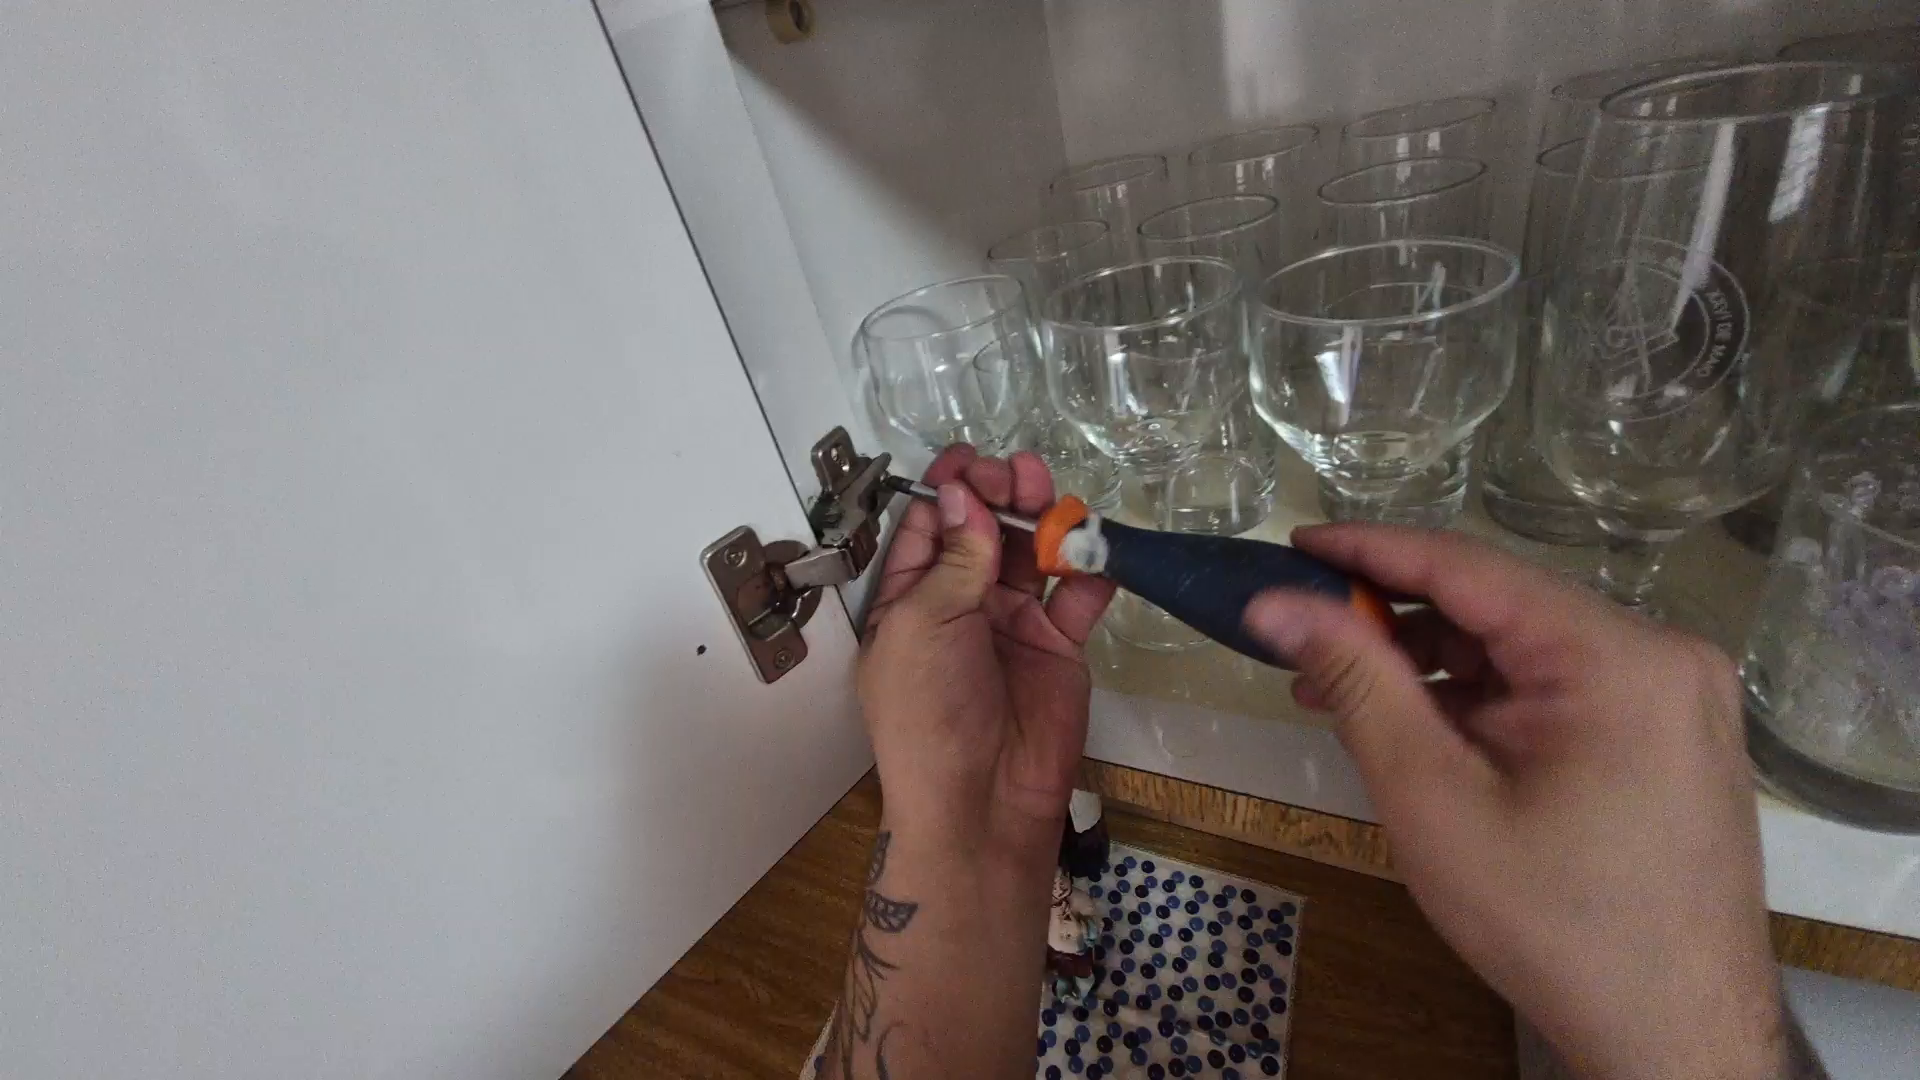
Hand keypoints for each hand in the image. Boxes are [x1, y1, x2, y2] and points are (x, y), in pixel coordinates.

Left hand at [859, 444, 1115, 854]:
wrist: (982, 799)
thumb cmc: (930, 709)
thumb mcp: (925, 624)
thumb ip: (953, 558)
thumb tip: (960, 494)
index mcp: (912, 597)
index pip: (928, 527)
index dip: (948, 489)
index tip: (970, 459)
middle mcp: (961, 601)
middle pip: (984, 530)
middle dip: (1001, 496)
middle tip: (1019, 477)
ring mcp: (1012, 621)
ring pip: (1031, 553)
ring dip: (1044, 521)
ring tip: (1054, 498)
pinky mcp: (1059, 644)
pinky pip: (1077, 597)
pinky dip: (1090, 572)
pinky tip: (1095, 555)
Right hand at [1243, 525, 1782, 1079]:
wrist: (1670, 1041)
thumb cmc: (1543, 915)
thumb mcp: (1426, 788)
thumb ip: (1352, 677)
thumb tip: (1270, 603)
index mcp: (1614, 658)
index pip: (1465, 568)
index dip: (1368, 548)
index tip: (1292, 543)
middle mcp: (1651, 655)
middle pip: (1485, 604)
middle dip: (1383, 614)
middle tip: (1298, 626)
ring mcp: (1655, 693)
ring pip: (1501, 643)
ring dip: (1411, 657)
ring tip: (1325, 685)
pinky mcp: (1643, 729)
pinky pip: (1528, 682)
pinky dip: (1454, 692)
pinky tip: (1393, 717)